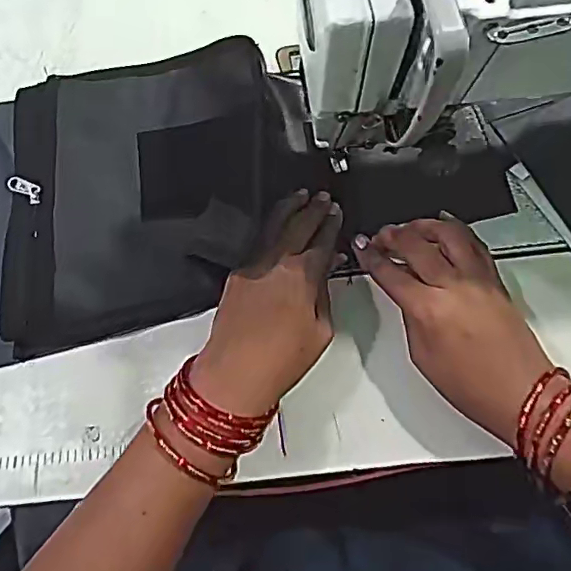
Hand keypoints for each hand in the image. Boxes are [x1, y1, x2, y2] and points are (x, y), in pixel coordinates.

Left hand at [191, 190, 341, 416]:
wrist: (234, 373)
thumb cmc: (277, 361)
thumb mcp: (321, 331)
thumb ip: (324, 294)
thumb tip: (324, 274)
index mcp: (300, 277)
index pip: (321, 241)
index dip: (331, 225)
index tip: (336, 214)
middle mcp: (274, 265)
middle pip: (297, 226)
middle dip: (313, 209)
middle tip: (323, 198)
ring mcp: (252, 267)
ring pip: (272, 228)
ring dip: (288, 210)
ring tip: (299, 197)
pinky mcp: (236, 275)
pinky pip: (257, 244)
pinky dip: (271, 230)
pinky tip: (278, 228)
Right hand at [354, 215, 552, 444]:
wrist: (524, 396)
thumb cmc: (478, 388)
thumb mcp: (423, 357)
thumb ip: (410, 318)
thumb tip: (405, 296)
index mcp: (429, 310)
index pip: (390, 271)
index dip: (371, 256)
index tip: (364, 247)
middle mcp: (454, 288)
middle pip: (415, 244)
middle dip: (392, 235)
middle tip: (381, 236)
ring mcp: (478, 281)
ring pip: (448, 233)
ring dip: (423, 225)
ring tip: (411, 227)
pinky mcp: (496, 282)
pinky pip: (474, 244)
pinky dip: (456, 230)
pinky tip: (446, 226)